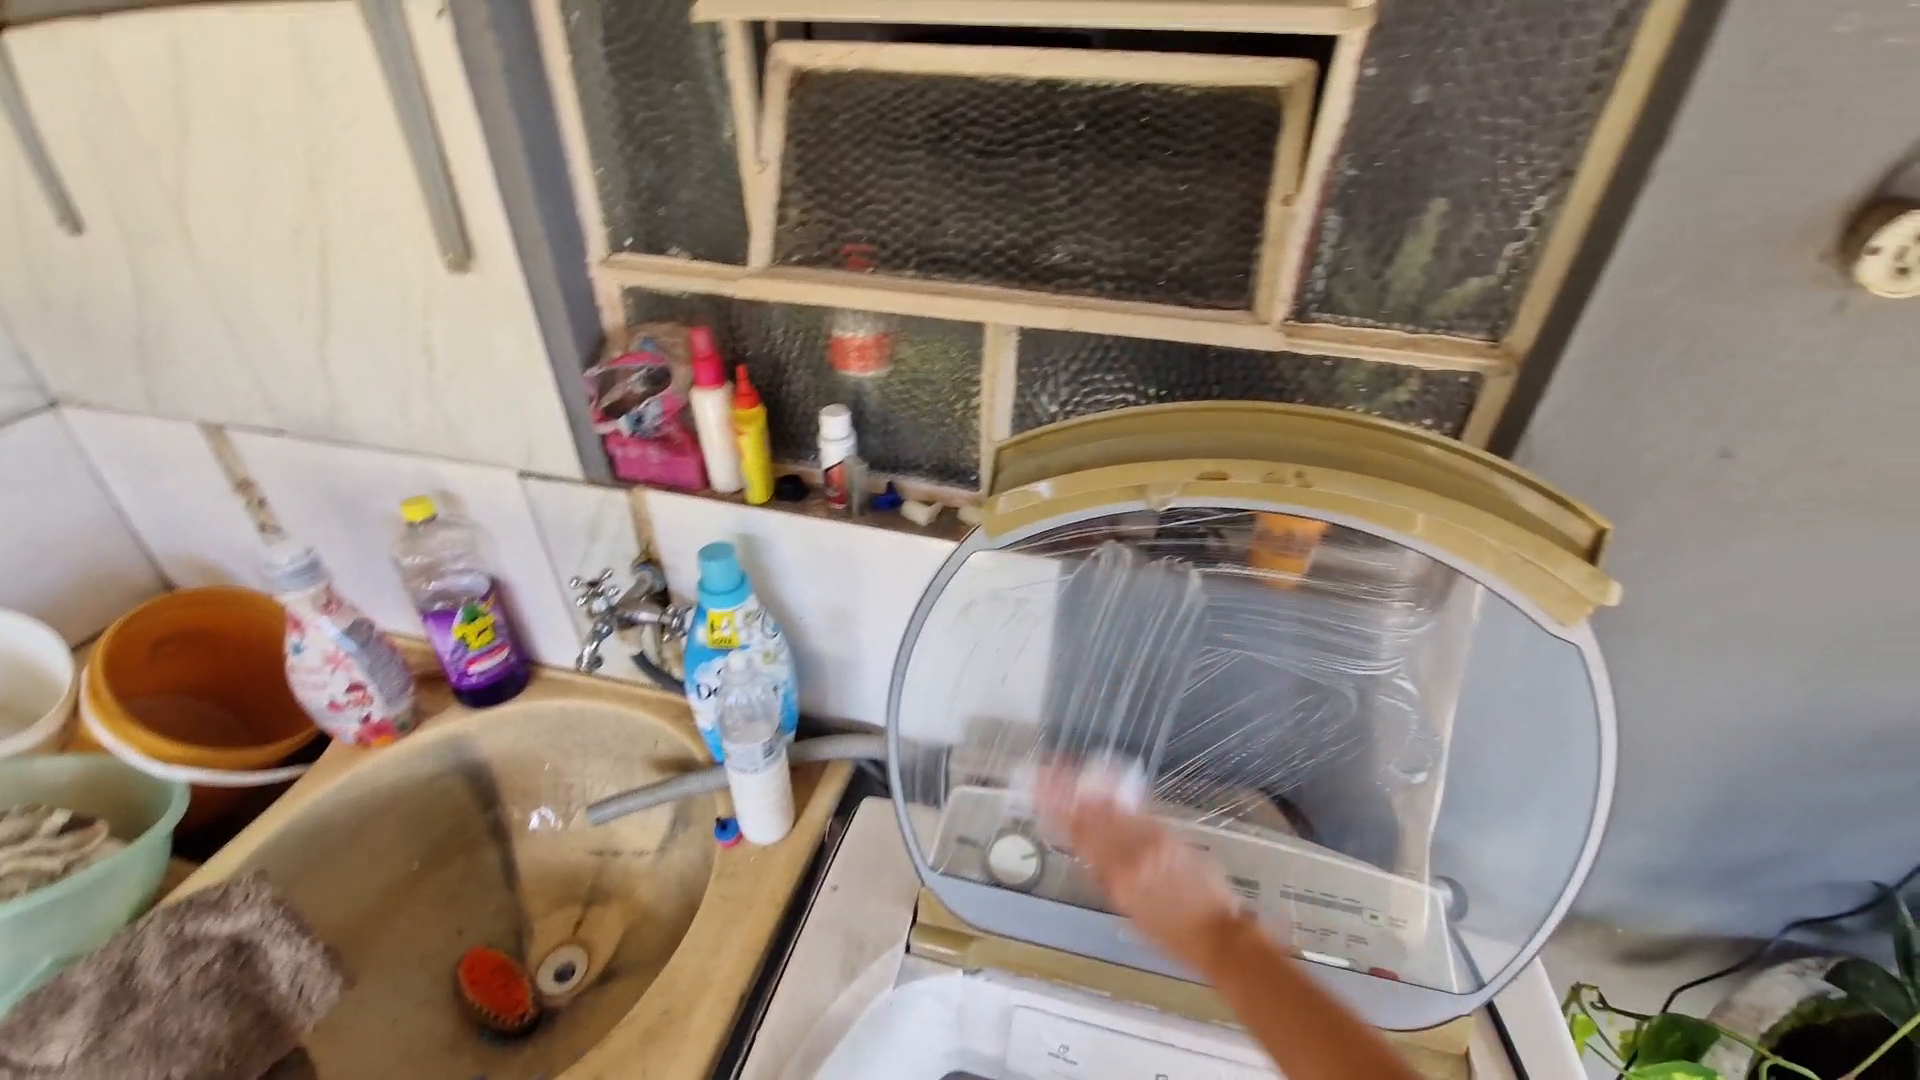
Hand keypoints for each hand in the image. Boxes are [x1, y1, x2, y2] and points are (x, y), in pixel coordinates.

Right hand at [1032, 767, 1246, 967]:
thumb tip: (1088, 855)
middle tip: (1046, 771)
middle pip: (1093, 815)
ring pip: (1112, 808)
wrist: (1219, 932)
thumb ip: (1106, 879)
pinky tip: (1102, 786)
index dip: (1058, 812)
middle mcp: (1134, 852)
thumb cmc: (1171, 937)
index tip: (1040, 792)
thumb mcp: (1128, 914)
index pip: (1081, 837)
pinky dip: (1112, 797)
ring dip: (1086, 788)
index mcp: (1119, 877)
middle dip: (1067, 791)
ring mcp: (1153, 838)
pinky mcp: (1169, 832)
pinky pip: (1133, 811)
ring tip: (1066, 768)